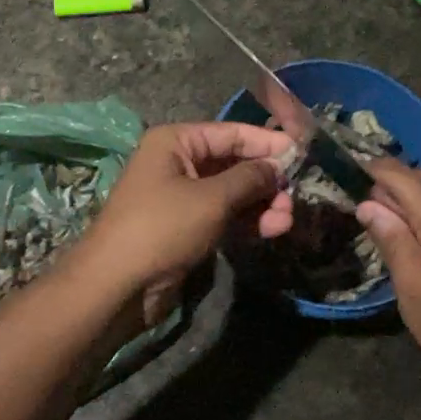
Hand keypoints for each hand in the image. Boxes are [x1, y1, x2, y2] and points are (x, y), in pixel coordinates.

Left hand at [72, 123, 294, 321]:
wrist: (117, 285)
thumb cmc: (162, 228)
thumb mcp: (211, 199)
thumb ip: (249, 179)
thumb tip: (276, 167)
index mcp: (175, 142)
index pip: (231, 133)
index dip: (267, 143)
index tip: (303, 153)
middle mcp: (177, 163)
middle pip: (232, 163)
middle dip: (265, 180)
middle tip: (294, 199)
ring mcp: (180, 197)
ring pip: (231, 193)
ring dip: (260, 205)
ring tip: (286, 221)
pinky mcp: (185, 227)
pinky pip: (223, 215)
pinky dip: (246, 221)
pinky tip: (271, 230)